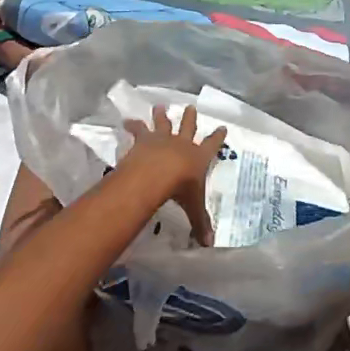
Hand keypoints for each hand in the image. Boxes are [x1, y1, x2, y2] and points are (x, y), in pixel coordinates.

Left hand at [121, 105, 226, 246]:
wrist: (157, 174)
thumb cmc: (180, 189)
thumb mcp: (193, 207)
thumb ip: (200, 223)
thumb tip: (209, 244)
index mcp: (198, 157)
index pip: (212, 145)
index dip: (218, 137)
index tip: (222, 127)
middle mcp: (182, 144)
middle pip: (188, 127)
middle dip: (190, 118)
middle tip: (191, 107)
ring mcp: (163, 139)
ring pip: (164, 123)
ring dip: (161, 115)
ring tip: (159, 106)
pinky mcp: (144, 140)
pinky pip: (138, 130)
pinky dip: (133, 125)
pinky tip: (126, 120)